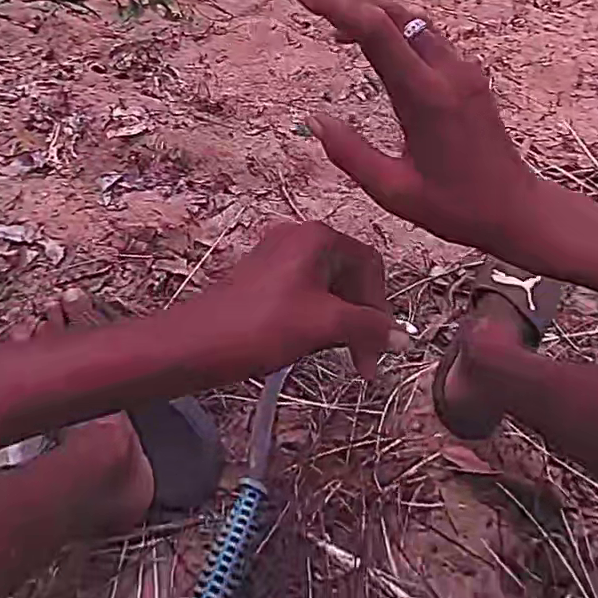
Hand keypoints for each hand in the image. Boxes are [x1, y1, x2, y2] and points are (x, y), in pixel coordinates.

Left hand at [179, 221, 397, 378]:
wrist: (194, 344)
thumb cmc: (262, 327)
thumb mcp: (324, 325)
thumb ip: (368, 327)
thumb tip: (404, 338)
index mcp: (318, 237)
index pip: (370, 264)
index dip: (381, 305)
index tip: (381, 344)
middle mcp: (300, 236)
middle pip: (350, 273)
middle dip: (361, 316)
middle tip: (363, 361)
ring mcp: (279, 254)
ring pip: (328, 284)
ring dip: (341, 320)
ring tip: (337, 355)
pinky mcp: (263, 274)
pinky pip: (305, 290)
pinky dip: (318, 315)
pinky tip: (311, 342)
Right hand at [294, 0, 542, 251]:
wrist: (517, 208)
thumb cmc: (455, 207)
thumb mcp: (393, 191)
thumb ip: (349, 154)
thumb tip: (313, 119)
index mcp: (426, 98)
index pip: (378, 32)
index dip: (337, 6)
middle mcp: (448, 72)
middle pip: (395, 14)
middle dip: (349, 0)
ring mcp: (463, 69)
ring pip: (412, 20)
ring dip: (372, 12)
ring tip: (332, 21)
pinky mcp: (468, 74)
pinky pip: (426, 37)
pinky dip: (392, 29)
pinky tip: (370, 44)